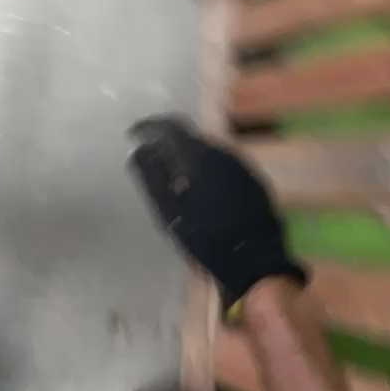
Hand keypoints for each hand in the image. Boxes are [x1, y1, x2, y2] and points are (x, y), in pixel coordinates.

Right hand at [127, 115, 305, 312]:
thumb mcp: (167, 210)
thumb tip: (138, 149)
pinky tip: (199, 185)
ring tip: (172, 172)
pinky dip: (204, 167)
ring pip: (206, 150)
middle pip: (188, 136)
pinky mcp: (253, 180)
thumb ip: (150, 175)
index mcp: (198, 155)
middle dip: (166, 141)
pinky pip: (222, 163)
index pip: (169, 126)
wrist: (257, 264)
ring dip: (186, 155)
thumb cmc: (205, 238)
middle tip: (150, 152)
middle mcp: (222, 152)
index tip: (133, 134)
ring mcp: (241, 166)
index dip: (148, 127)